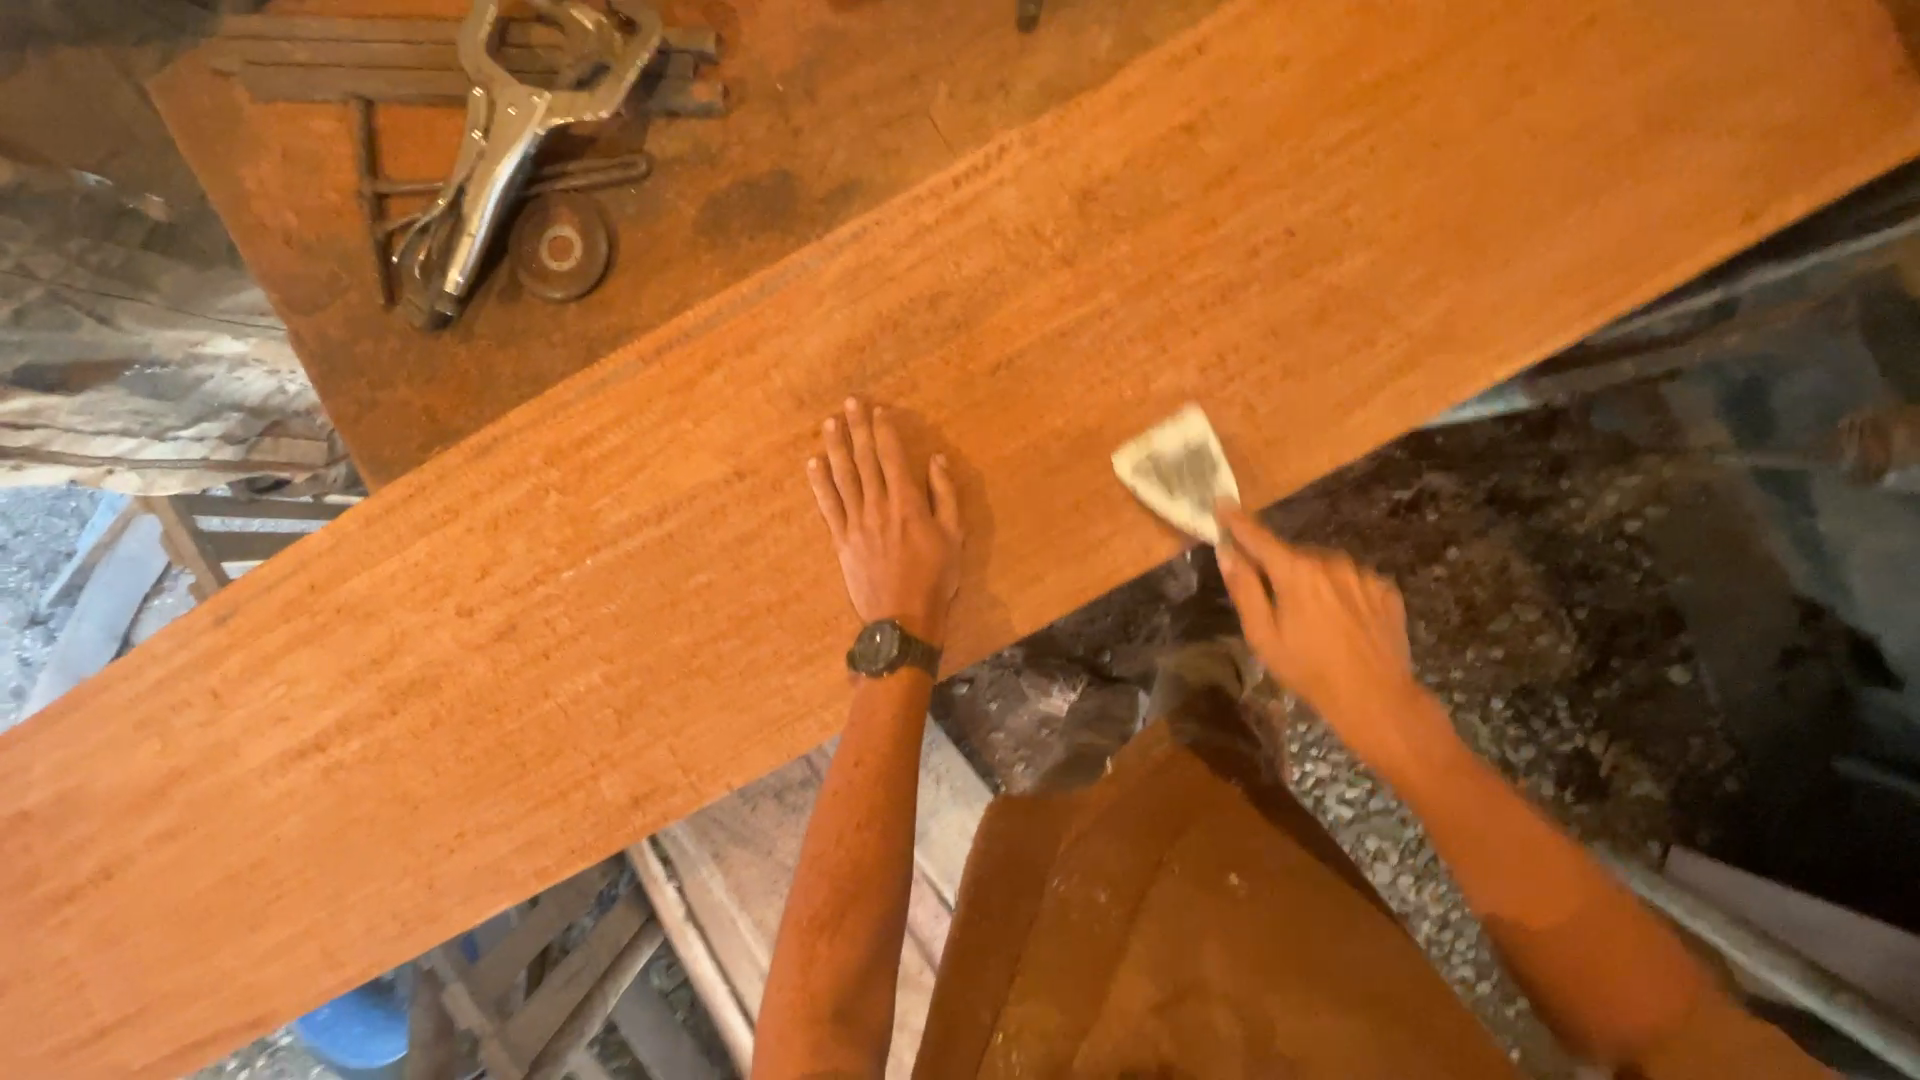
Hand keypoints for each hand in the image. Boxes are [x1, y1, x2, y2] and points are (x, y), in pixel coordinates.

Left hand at [808, 398, 963, 645]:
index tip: (878, 411)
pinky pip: (828, 506)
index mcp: (908, 503)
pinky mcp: (841, 540)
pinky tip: (813, 464)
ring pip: (843, 477)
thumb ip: (945, 495)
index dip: (884, 431)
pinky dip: (820, 483)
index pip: (892, 457)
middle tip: (850, 402)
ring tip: (830, 423)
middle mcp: (878, 506)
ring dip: (836, 447)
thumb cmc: (936, 578)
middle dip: (858, 428)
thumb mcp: (954, 536)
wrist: (904, 617)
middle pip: (865, 460)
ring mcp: (856, 522)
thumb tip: (937, 460)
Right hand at [1215, 503, 1448, 772]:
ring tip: (1315, 622)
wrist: (1376, 698)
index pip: (1259, 537)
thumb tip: (1227, 552)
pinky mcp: (1385, 589)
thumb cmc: (1309, 670)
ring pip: (1324, 568)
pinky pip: (1352, 581)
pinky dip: (1340, 593)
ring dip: (1312, 582)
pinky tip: (1343, 624)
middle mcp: (1330, 562)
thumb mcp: (1263, 636)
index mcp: (1295, 572)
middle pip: (1293, 556)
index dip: (1237, 521)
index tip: (1222, 503)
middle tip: (1277, 607)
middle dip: (1279, 570)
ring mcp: (1362, 574)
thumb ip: (1244, 589)